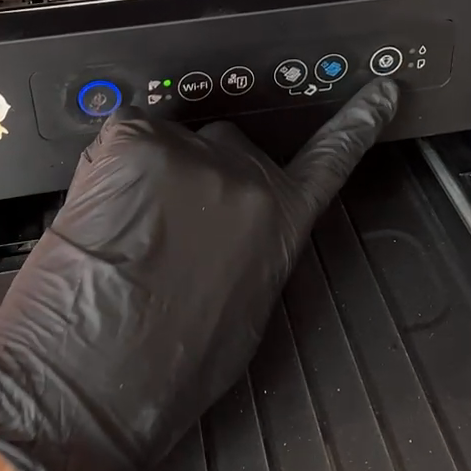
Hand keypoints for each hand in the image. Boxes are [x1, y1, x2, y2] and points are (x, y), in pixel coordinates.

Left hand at [0, 79, 401, 470]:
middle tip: (165, 220)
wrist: (90, 381)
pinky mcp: (133, 141)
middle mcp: (242, 174)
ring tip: (126, 230)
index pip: (331, 157)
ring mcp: (187, 152)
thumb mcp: (242, 307)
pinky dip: (111, 163)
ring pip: (170, 139)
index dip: (358, 121)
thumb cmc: (165, 366)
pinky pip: (126, 133)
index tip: (381, 90)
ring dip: (150, 169)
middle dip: (200, 170)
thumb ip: (254, 242)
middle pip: (227, 142)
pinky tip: (104, 212)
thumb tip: (239, 220)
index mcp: (278, 219)